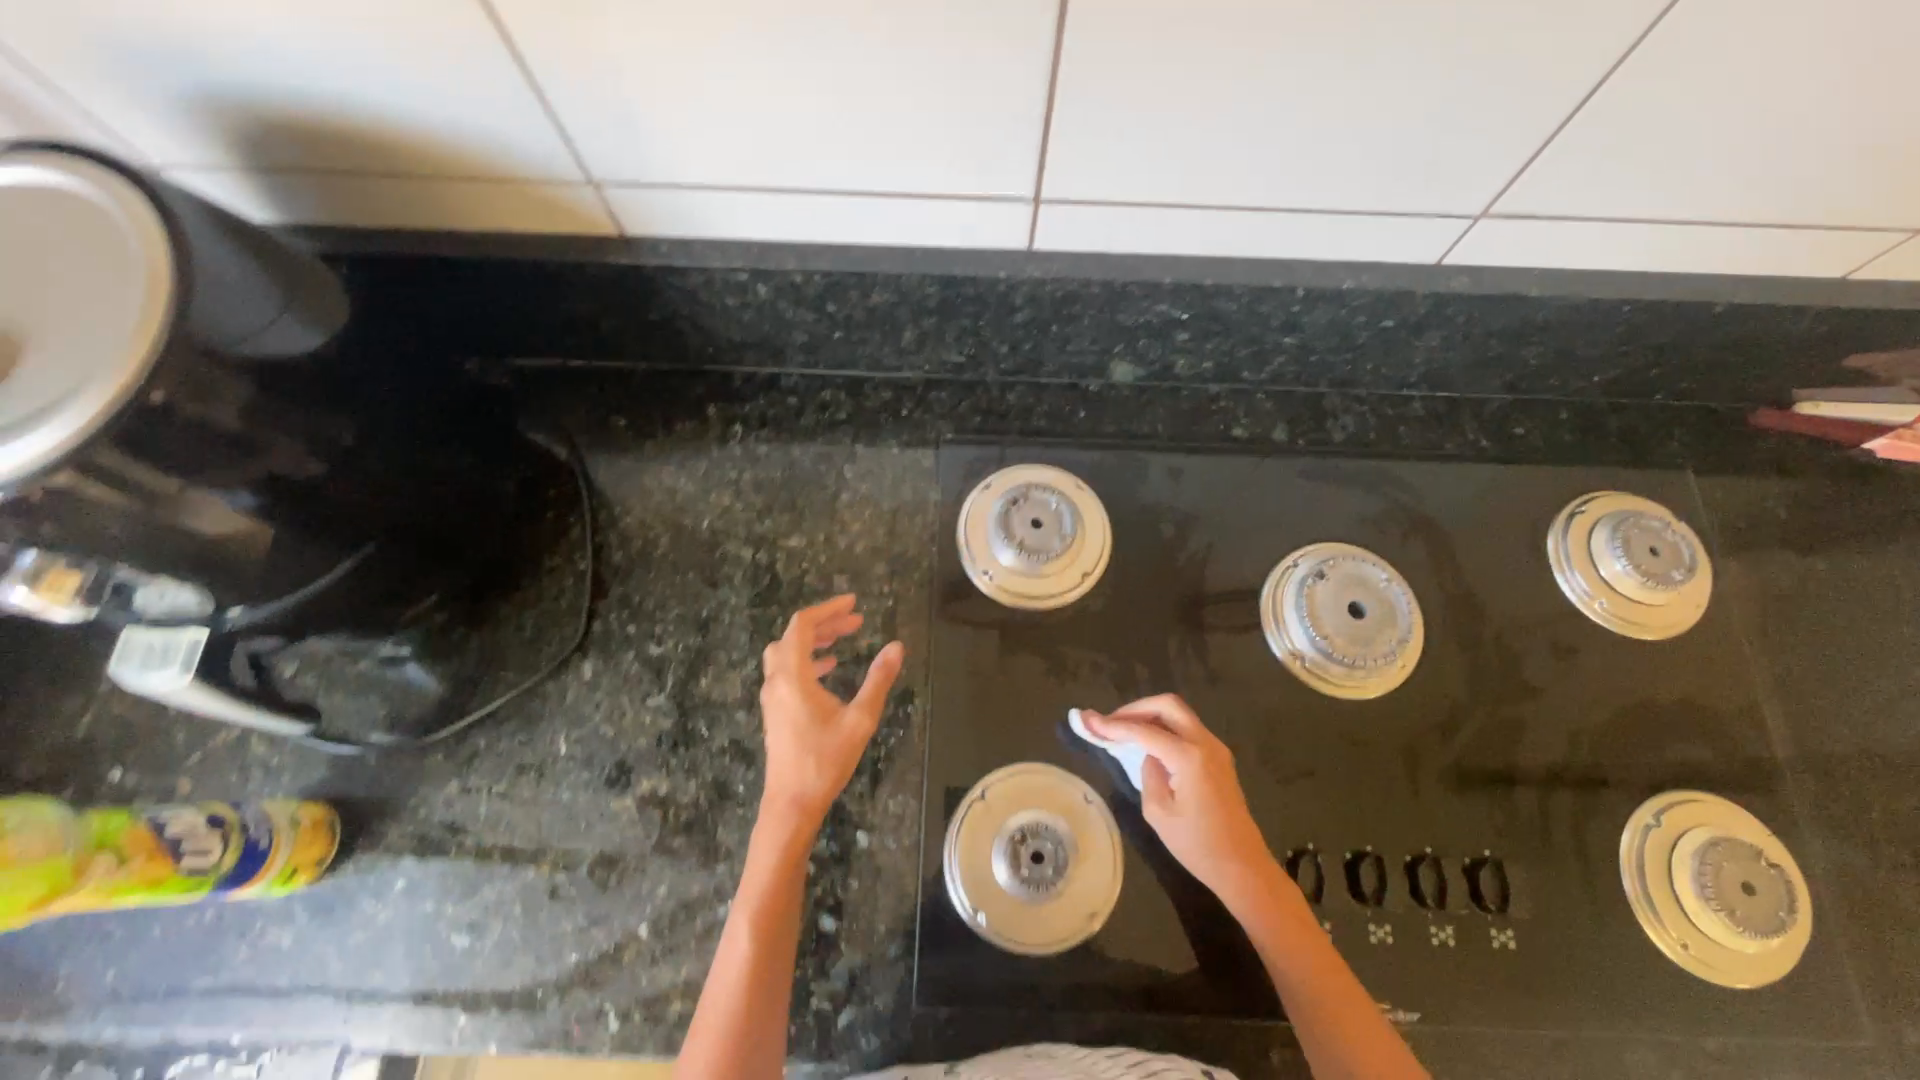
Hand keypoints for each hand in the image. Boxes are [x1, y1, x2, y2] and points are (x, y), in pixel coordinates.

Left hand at [757, 595, 904, 828]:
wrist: (791, 801)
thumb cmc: (825, 760)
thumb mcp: (860, 719)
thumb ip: (878, 680)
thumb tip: (897, 647)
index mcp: (793, 676)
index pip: (803, 626)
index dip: (828, 609)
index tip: (854, 603)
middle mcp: (777, 680)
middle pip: (794, 635)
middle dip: (824, 623)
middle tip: (855, 620)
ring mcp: (772, 696)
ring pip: (786, 652)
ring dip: (814, 640)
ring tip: (843, 638)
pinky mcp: (775, 710)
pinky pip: (786, 670)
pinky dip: (807, 659)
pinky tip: (828, 669)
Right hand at [1081, 695, 1279, 910]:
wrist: (1242, 866)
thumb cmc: (1198, 846)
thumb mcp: (1159, 813)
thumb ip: (1148, 774)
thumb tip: (1150, 757)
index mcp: (1189, 757)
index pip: (1144, 731)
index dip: (1114, 725)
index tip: (1089, 721)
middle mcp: (1206, 743)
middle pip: (1168, 706)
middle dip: (1135, 708)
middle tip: (1110, 722)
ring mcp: (1216, 749)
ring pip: (1180, 715)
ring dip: (1151, 716)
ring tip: (1124, 731)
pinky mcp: (1219, 759)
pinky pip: (1188, 730)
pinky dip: (1165, 728)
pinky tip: (1148, 743)